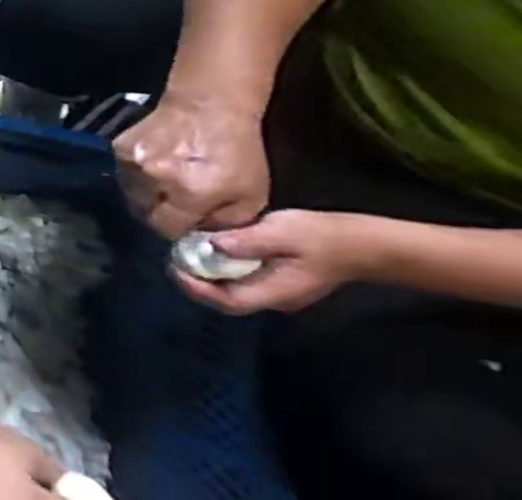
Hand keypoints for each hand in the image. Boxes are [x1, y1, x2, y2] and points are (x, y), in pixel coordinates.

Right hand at [113, 93, 269, 238]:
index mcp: (190, 194)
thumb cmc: (237, 153)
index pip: (165, 227)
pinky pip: (123, 172)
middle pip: (142, 212)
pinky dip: (136, 176)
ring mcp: (132, 161)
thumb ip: (226, 221)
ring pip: (130, 193)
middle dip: (156, 214)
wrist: (207, 108)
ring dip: (144, 195)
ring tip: (161, 188)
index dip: (174, 232)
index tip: (182, 228)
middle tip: (170, 209)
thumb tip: (201, 233)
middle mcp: (155, 179)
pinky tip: (153, 169)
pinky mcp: (120, 147)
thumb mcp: (252, 195)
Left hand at [175, 209, 365, 314]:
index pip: (230, 301)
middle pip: (227, 299)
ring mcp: (276, 291)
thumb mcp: (281, 232)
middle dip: (196, 284)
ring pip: (232, 291)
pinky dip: (219, 269)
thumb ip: (248, 241)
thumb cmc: (321, 237)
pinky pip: (241, 280)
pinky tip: (206, 250)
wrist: (361, 243)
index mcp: (276, 292)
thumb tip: (214, 245)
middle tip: (172, 259)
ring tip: (182, 254)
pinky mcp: (276, 280)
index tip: (175, 268)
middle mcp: (275, 297)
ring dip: (206, 276)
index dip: (198, 289)